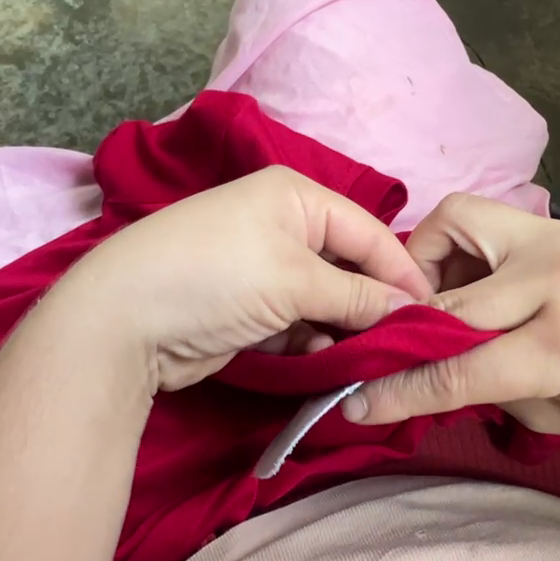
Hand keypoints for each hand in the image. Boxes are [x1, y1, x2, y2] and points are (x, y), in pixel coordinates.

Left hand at [36, 167, 433, 392]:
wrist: (124, 319)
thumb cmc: (218, 276)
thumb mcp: (296, 279)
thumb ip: (359, 296)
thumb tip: (412, 311)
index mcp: (295, 196)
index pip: (367, 232)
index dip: (402, 272)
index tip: (434, 314)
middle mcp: (281, 226)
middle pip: (347, 266)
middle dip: (372, 304)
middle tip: (405, 343)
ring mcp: (261, 269)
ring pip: (324, 300)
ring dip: (343, 328)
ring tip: (367, 359)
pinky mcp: (247, 309)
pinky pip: (297, 323)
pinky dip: (312, 343)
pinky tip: (325, 364)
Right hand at [344, 193, 559, 447]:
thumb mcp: (553, 417)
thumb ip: (483, 387)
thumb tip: (421, 369)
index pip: (459, 369)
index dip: (399, 390)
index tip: (353, 403)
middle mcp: (557, 277)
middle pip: (445, 298)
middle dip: (405, 329)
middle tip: (391, 347)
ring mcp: (558, 238)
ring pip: (453, 222)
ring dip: (427, 262)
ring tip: (435, 300)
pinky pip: (482, 218)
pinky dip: (457, 245)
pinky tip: (470, 280)